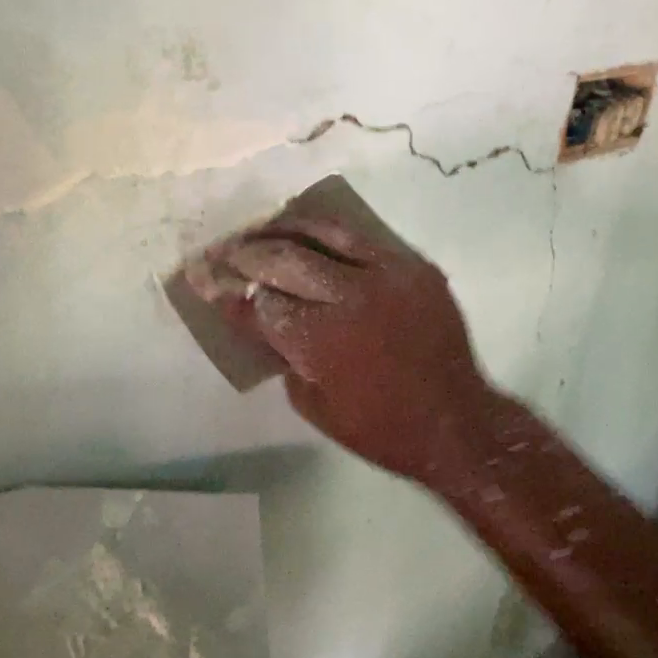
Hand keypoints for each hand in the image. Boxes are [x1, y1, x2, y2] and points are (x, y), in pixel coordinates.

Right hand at [189, 205, 495, 481]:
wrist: (457, 421)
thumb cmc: (380, 427)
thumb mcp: (313, 404)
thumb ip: (284, 354)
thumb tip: (263, 318)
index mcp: (321, 339)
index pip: (258, 302)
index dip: (224, 289)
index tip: (200, 276)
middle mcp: (350, 296)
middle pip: (282, 260)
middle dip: (244, 254)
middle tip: (221, 250)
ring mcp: (386, 275)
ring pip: (322, 234)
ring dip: (282, 230)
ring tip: (259, 230)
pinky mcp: (412, 266)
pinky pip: (361, 238)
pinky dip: (327, 233)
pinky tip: (307, 232)